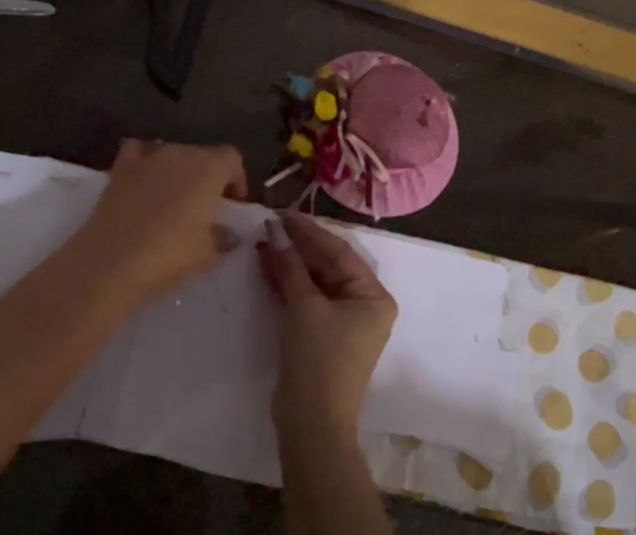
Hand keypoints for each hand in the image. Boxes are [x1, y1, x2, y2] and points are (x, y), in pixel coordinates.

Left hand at [72, 139, 247, 300]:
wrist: (112, 260)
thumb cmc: (169, 255)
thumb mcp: (207, 253)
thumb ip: (223, 238)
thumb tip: (228, 233)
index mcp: (210, 169)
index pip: (232, 159)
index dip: (236, 178)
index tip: (232, 203)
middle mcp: (181, 154)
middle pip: (202, 154)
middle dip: (207, 175)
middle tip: (205, 205)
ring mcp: (149, 157)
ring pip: (172, 151)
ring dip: (178, 168)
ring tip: (174, 196)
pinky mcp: (121, 167)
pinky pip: (138, 152)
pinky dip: (145, 161)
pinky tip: (144, 180)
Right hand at [257, 211, 397, 435]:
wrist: (311, 421)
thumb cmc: (318, 358)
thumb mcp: (304, 306)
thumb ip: (290, 265)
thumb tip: (274, 230)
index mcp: (373, 295)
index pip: (339, 252)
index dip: (309, 230)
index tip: (282, 213)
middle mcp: (364, 304)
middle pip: (327, 265)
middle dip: (297, 246)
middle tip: (269, 224)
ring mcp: (343, 321)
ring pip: (314, 281)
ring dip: (289, 263)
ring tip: (261, 241)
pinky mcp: (323, 334)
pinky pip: (307, 298)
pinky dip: (288, 283)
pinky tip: (266, 265)